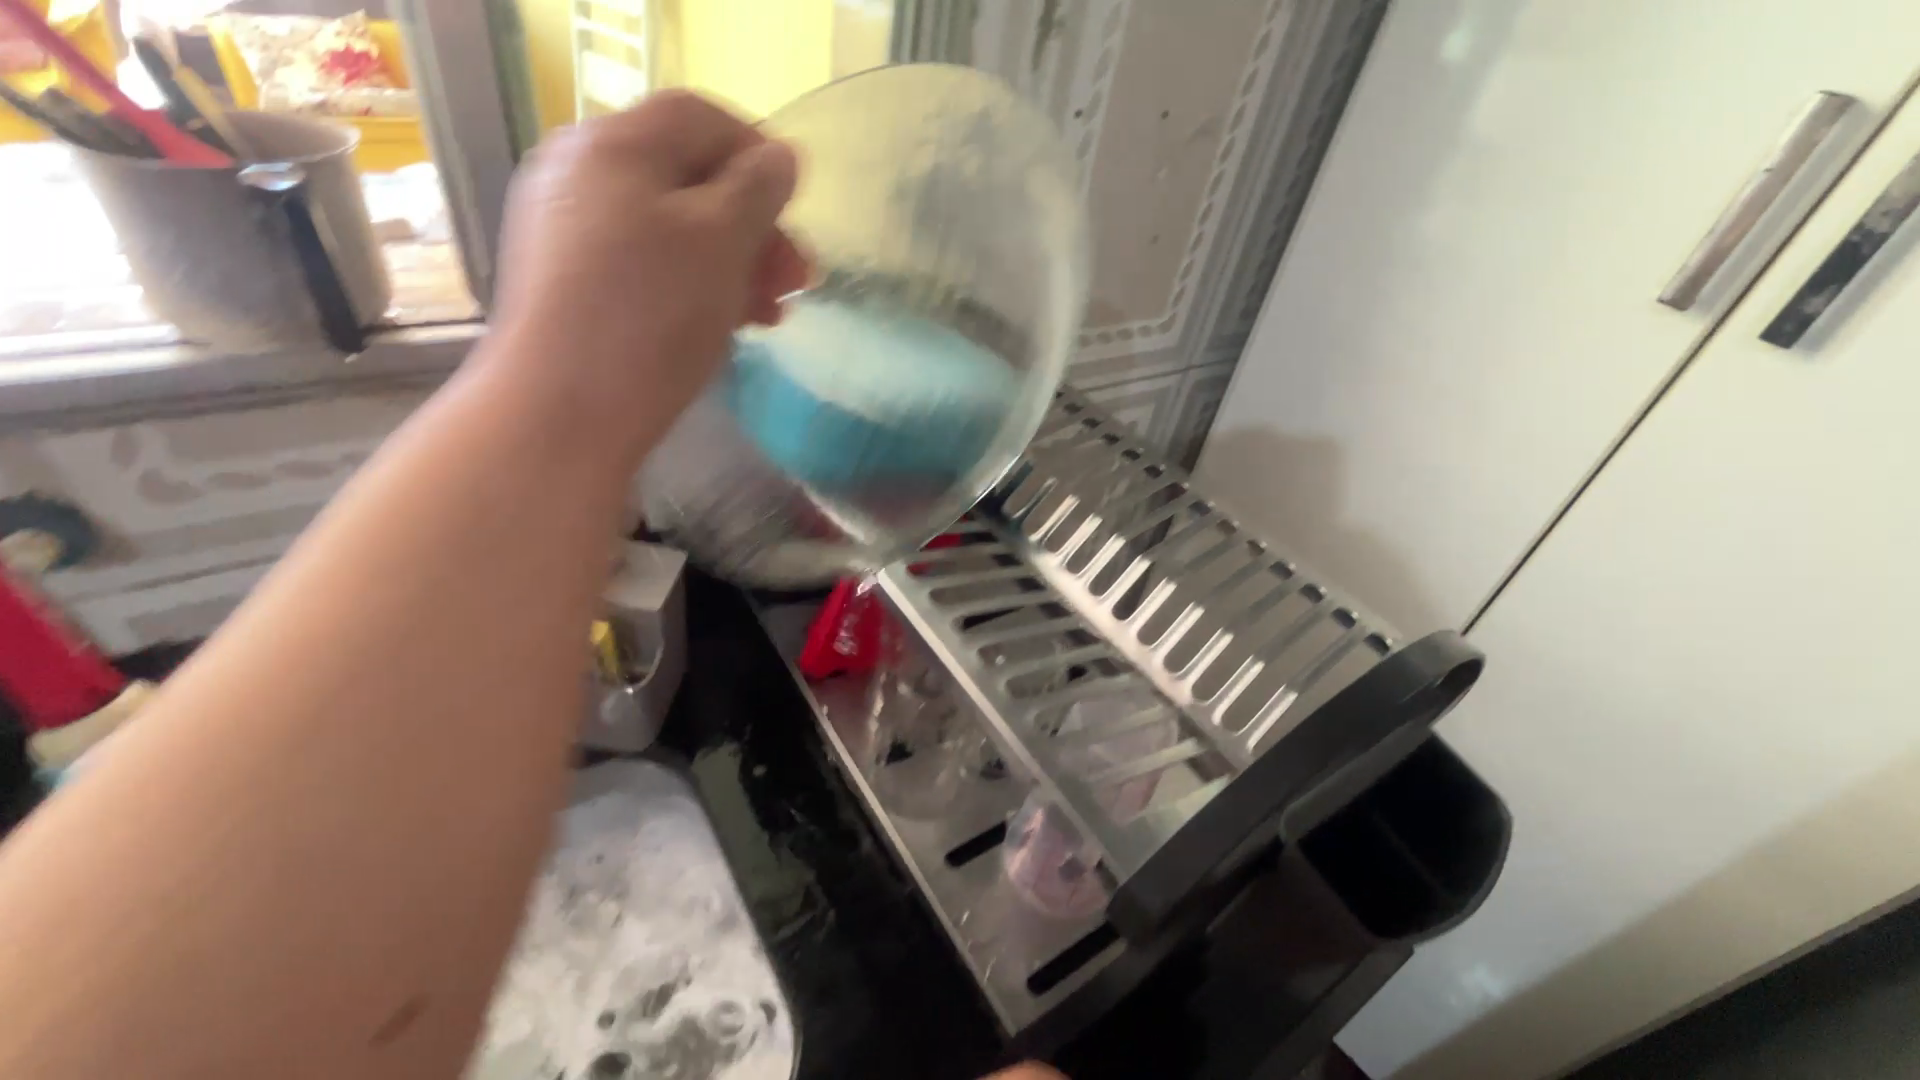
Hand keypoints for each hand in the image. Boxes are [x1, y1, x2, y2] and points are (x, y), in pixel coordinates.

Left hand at [485, 90, 808, 464]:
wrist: (559, 414)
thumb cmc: (650, 318)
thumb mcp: (722, 242)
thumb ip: (758, 189)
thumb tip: (779, 157)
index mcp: (613, 144)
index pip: (702, 117)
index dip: (761, 154)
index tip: (799, 212)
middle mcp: (580, 172)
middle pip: (689, 177)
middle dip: (754, 226)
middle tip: (795, 282)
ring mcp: (567, 228)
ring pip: (672, 227)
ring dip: (732, 262)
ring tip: (765, 316)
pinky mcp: (567, 281)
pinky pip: (645, 262)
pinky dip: (692, 283)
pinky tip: (720, 324)